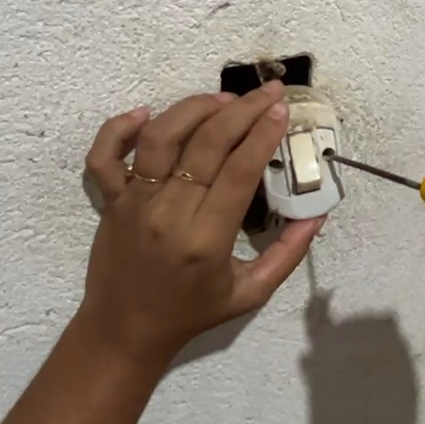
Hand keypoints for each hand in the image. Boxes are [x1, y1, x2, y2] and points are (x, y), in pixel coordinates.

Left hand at [78, 82, 323, 366]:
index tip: (281, 110)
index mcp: (206, 239)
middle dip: (241, 111)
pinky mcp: (110, 200)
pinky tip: (144, 112)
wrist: (125, 331)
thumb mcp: (250, 293)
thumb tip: (319, 213)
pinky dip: (118, 128)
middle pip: (206, 144)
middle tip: (266, 92)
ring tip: (222, 99)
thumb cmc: (192, 312)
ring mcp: (134, 203)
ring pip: (160, 138)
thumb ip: (288, 254)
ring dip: (192, 108)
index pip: (239, 171)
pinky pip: (104, 157)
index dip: (263, 135)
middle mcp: (168, 213)